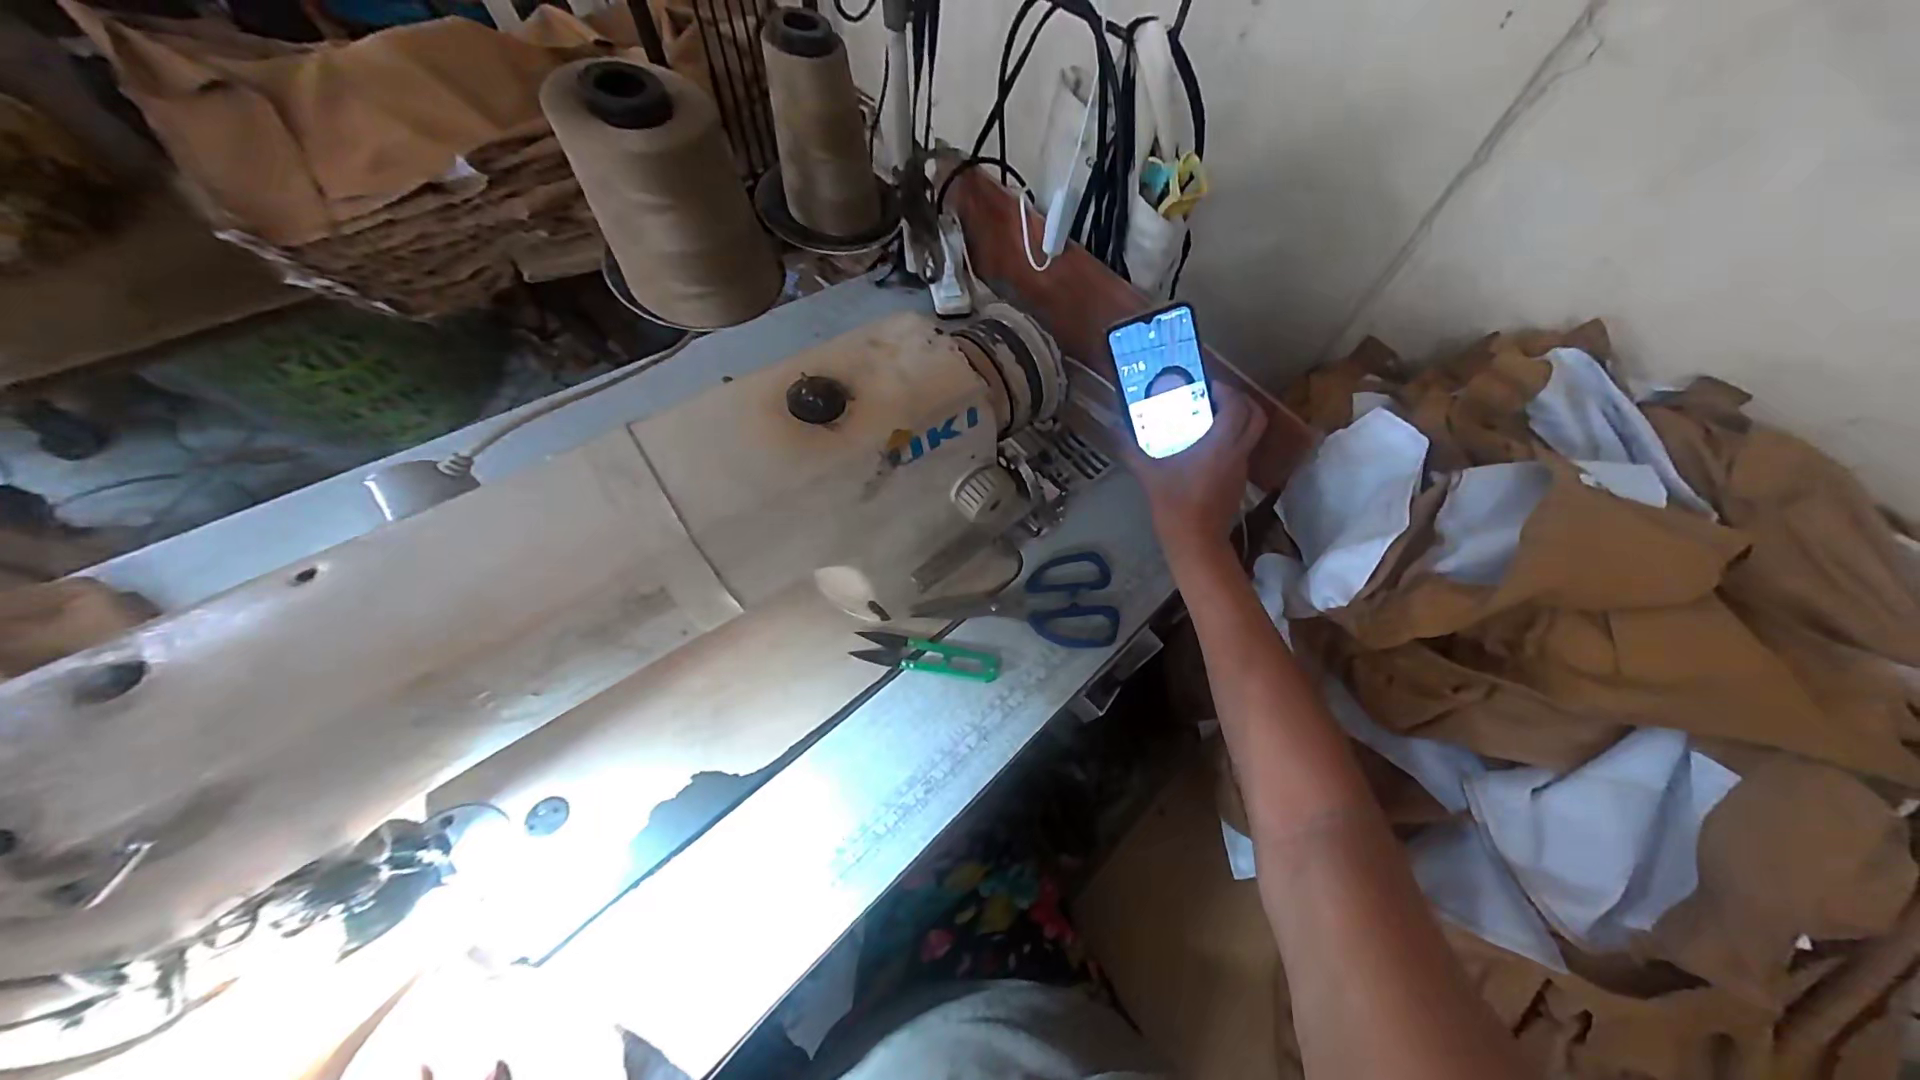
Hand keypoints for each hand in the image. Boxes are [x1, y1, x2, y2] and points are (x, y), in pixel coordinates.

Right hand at [1124, 380, 1267, 560]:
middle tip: (1214, 397)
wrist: (1195, 542)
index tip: (1205, 386)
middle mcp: (1237, 452)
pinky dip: (1229, 439)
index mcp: (1220, 446)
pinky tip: (1204, 445)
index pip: (1237, 407)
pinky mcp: (1237, 481)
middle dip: (1240, 400)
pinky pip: (1241, 449)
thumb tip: (1114, 426)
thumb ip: (1131, 448)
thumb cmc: (1175, 506)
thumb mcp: (1148, 474)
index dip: (1225, 391)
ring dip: (1236, 419)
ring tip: (1207, 417)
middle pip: (1256, 416)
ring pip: (1251, 433)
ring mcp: (1240, 468)